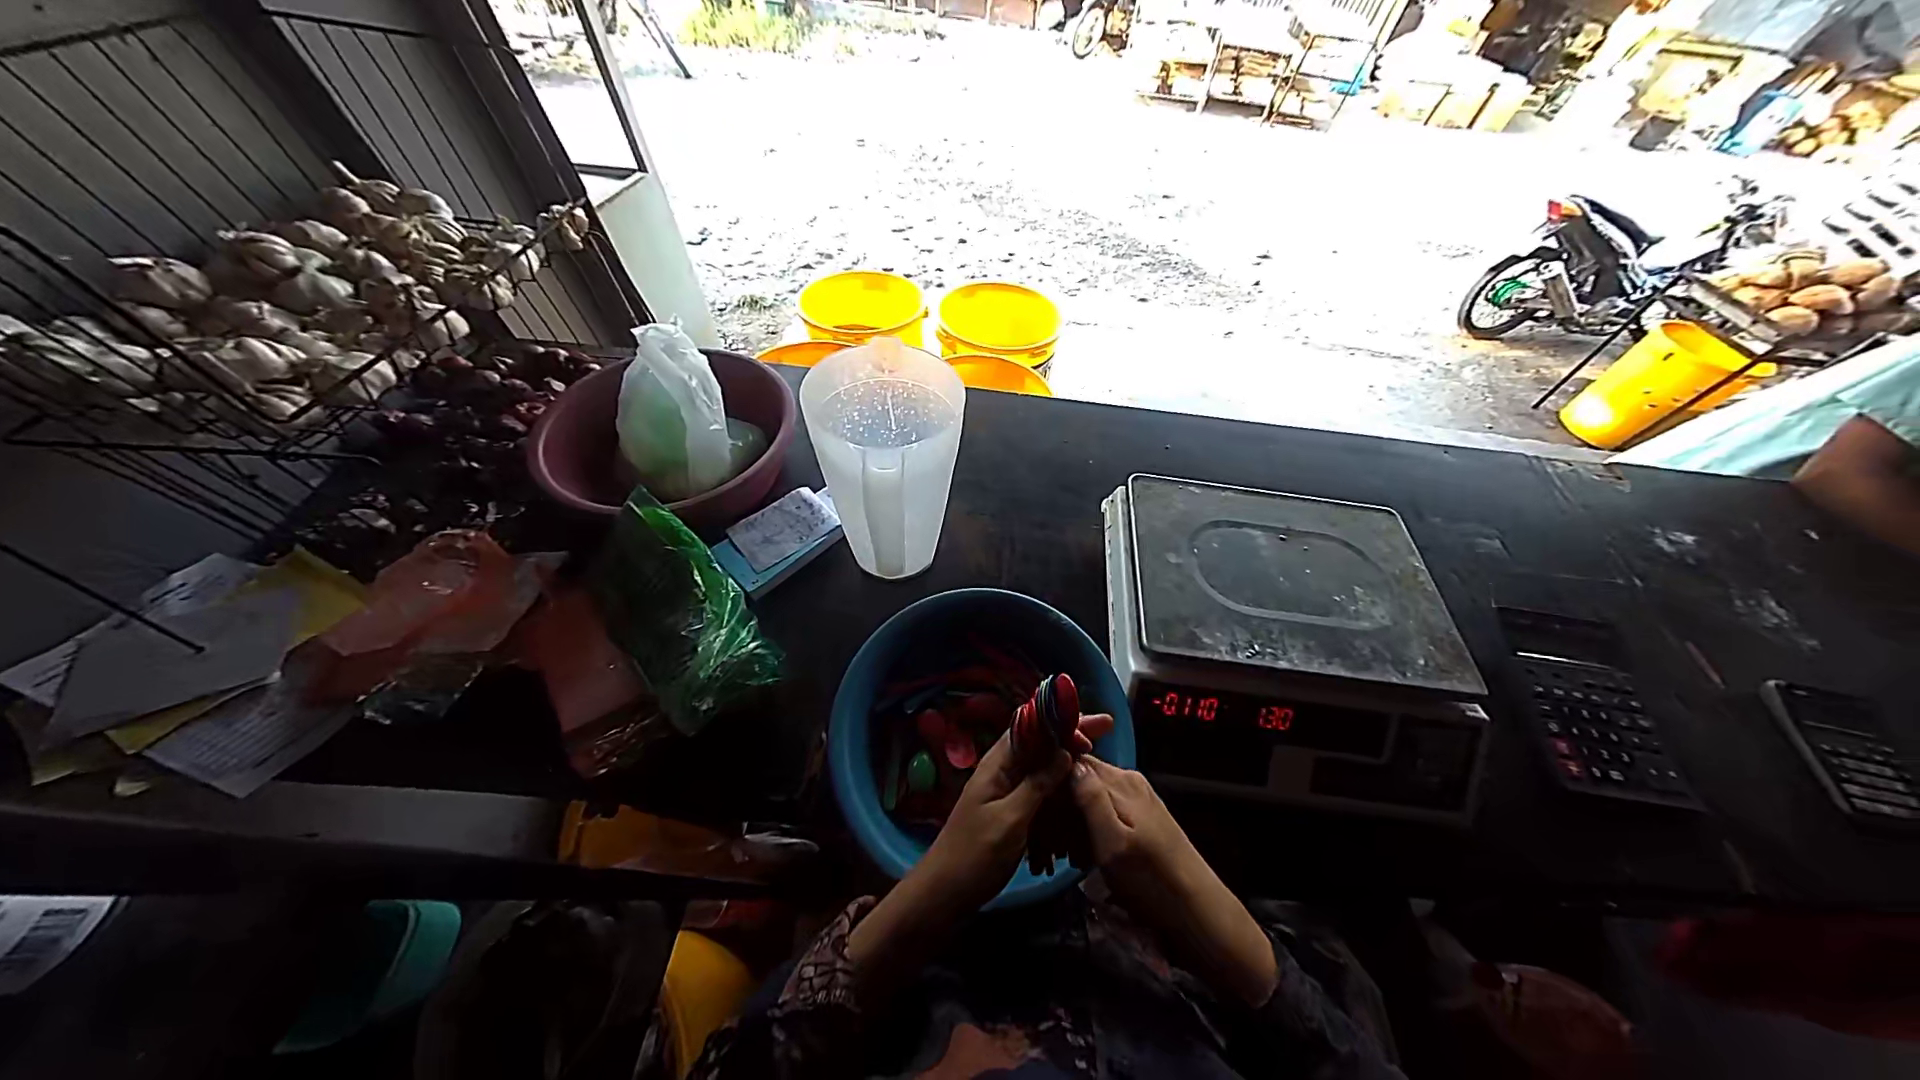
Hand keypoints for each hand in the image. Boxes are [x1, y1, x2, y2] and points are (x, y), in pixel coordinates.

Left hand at [847, 713, 1111, 1002]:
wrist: (944, 894)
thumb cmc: (974, 855)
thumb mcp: (1010, 819)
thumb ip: (1037, 785)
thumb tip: (1065, 752)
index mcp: (997, 764)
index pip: (1031, 727)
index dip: (1061, 721)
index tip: (1093, 727)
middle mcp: (1002, 771)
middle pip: (1040, 743)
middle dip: (1071, 735)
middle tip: (1107, 731)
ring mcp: (1005, 792)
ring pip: (1042, 766)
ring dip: (1068, 760)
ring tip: (1099, 759)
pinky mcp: (1010, 812)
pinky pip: (1040, 790)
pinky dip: (1060, 786)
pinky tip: (1080, 793)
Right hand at [1070, 756, 1278, 1007]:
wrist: (1198, 913)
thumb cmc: (1152, 880)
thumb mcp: (1113, 841)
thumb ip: (1091, 798)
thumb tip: (1069, 760)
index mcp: (1121, 781)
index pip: (1073, 761)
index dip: (1050, 779)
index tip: (1033, 805)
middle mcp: (1128, 782)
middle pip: (1080, 780)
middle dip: (1059, 807)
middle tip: (1046, 842)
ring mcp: (1136, 801)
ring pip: (1089, 800)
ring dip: (1071, 824)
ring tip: (1063, 855)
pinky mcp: (1140, 821)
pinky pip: (1103, 815)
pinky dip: (1088, 832)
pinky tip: (1083, 859)